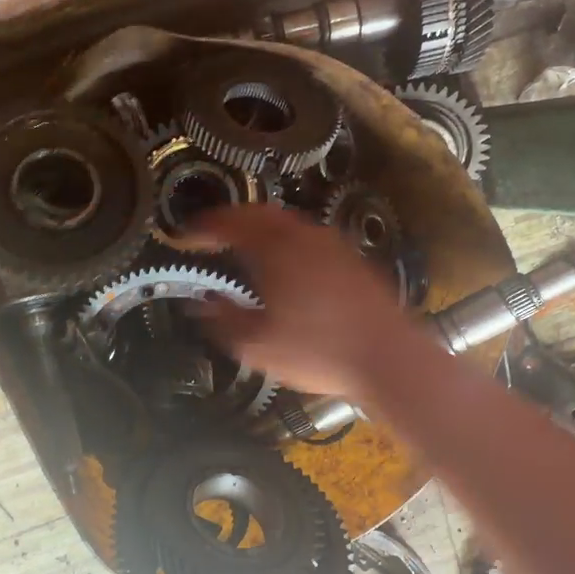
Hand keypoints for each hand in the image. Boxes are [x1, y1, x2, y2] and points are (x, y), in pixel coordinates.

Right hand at [186, 205, 412, 397]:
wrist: (389, 360)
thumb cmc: (318, 351)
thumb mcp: (257, 346)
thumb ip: (223, 320)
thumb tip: (201, 302)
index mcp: (275, 250)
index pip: (230, 223)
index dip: (204, 226)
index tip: (185, 234)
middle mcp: (304, 237)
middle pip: (262, 214)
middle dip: (233, 220)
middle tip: (213, 233)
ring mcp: (333, 246)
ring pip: (290, 224)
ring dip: (263, 229)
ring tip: (246, 246)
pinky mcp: (353, 261)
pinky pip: (310, 239)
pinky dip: (288, 242)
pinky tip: (286, 266)